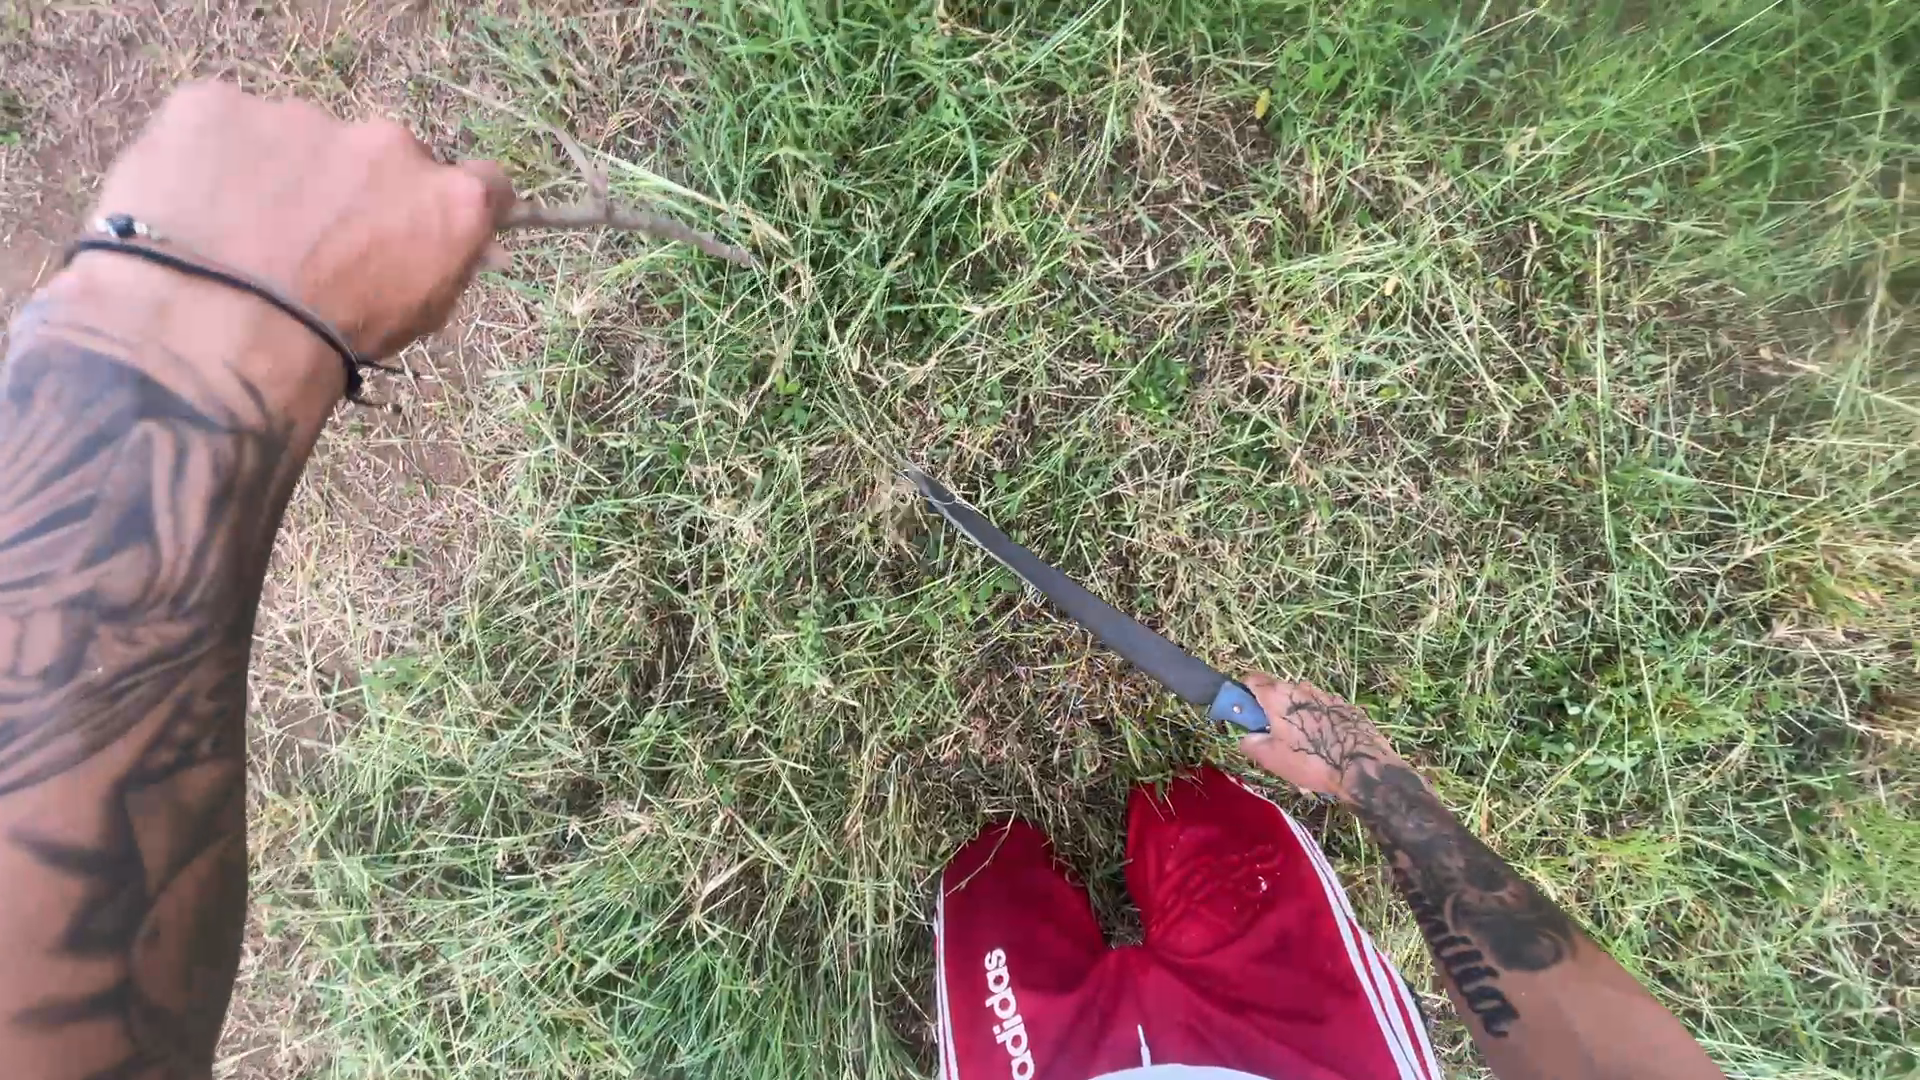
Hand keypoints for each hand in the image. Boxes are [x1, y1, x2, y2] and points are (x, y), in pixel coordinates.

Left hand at [79, 80, 511, 360]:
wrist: (224, 318)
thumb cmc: (343, 328)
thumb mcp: (427, 308)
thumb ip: (452, 259)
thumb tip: (472, 242)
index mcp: (454, 199)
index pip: (487, 182)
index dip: (464, 202)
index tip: (441, 220)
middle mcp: (392, 145)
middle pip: (395, 156)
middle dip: (376, 186)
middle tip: (340, 233)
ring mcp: (307, 118)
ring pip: (314, 139)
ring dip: (304, 171)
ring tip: (265, 224)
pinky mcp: (225, 103)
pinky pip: (236, 124)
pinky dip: (231, 156)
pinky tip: (216, 202)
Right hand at [1236, 675, 1404, 801]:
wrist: (1364, 770)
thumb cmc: (1311, 761)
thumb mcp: (1271, 759)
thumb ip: (1250, 743)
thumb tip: (1247, 736)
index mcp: (1277, 697)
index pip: (1251, 680)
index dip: (1244, 693)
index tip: (1247, 712)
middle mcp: (1301, 689)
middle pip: (1278, 690)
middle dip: (1272, 707)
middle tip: (1275, 734)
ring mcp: (1327, 696)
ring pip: (1302, 700)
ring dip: (1297, 713)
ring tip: (1305, 741)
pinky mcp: (1347, 707)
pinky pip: (1324, 708)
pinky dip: (1319, 719)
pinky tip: (1327, 742)